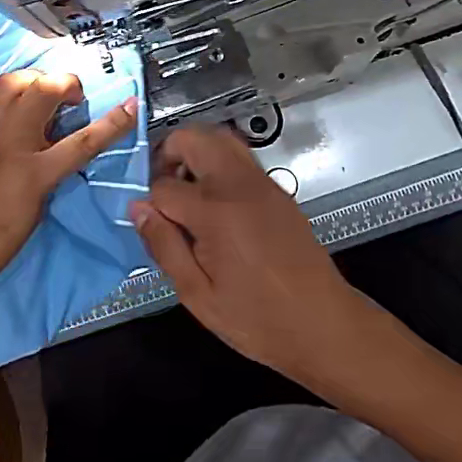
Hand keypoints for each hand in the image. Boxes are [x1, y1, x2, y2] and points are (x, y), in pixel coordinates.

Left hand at [0, 70, 137, 358]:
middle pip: (46, 88)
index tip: (131, 104)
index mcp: (33, 173)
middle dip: (67, 86)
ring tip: (42, 98)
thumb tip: (61, 144)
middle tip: (73, 103)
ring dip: (35, 81)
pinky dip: (6, 89)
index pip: (84, 139)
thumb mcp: (36, 209)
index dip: (113, 121)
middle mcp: (6, 141)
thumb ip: (52, 171)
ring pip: (14, 79)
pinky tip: (10, 104)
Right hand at [132, 126, 371, 379]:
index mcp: (215, 211)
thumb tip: (138, 209)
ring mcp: (262, 182)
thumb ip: (164, 246)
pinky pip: (240, 157)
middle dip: (168, 156)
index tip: (151, 225)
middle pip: (192, 138)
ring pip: (220, 138)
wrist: (323, 323)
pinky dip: (219, 163)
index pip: (163, 185)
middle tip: (163, 194)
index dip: (149, 204)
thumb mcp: (197, 294)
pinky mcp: (277, 189)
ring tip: (187, 194)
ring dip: (196, 154)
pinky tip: (215, 205)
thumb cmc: (257, 318)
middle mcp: (238, 183)